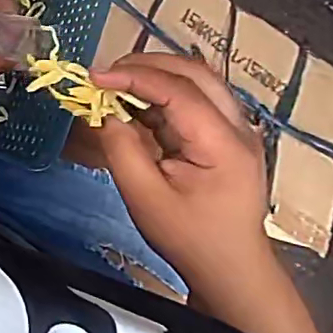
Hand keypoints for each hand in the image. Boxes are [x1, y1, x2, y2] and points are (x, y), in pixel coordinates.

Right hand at [88, 52, 270, 277]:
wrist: (231, 268)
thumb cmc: (189, 238)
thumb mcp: (145, 198)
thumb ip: (121, 149)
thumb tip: (103, 112)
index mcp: (223, 144)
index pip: (178, 90)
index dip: (134, 76)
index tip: (94, 77)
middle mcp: (238, 126)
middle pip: (193, 72)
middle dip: (145, 64)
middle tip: (105, 76)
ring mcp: (236, 127)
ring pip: (196, 79)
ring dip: (155, 74)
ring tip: (116, 85)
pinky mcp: (226, 132)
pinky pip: (194, 97)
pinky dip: (161, 92)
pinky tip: (135, 104)